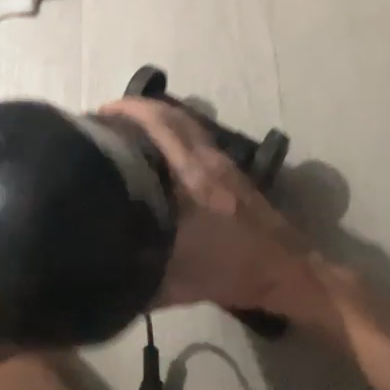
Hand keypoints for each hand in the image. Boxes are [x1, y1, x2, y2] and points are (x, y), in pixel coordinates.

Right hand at [100, 98, 328, 318]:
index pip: (159, 125)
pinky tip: (159, 147)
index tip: (98, 114)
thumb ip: (144, 274)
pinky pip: (195, 135)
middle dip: (136, 109)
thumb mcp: (182, 281)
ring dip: (155, 116)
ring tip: (126, 128)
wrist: (291, 272)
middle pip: (171, 115)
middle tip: (105, 119)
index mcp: (195, 178)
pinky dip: (171, 129)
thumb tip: (105, 263)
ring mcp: (223, 161)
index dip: (128, 112)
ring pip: (185, 122)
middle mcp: (208, 159)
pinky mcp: (231, 169)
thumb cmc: (235, 273)